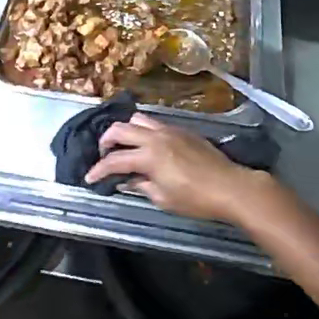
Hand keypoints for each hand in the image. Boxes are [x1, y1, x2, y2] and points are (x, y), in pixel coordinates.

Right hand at [85, 114, 271, 223]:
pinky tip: (146, 146)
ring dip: (126, 130)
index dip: (99, 169)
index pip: (115, 159)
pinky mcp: (183, 130)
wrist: (229, 185)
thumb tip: (128, 180)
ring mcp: (171, 130)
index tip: (89, 179)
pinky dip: (144, 130)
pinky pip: (156, 123)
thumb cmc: (196, 198)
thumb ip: (141, 185)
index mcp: (150, 155)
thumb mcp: (163, 198)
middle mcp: (157, 136)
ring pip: (139, 119)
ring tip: (123, 147)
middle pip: (122, 128)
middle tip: (103, 156)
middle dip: (106, 141)